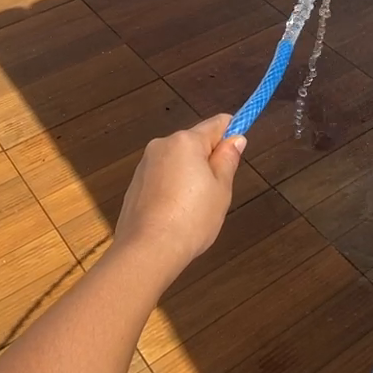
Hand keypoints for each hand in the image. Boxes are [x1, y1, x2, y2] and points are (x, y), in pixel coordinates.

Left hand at [113, 113, 245, 277]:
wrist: (148, 249)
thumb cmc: (192, 218)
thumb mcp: (221, 189)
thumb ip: (227, 159)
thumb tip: (235, 138)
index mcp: (185, 141)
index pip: (216, 123)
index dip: (231, 133)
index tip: (238, 152)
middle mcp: (162, 145)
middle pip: (194, 143)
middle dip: (208, 160)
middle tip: (217, 191)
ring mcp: (145, 164)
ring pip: (177, 162)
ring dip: (190, 176)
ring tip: (195, 209)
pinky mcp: (135, 184)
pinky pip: (162, 178)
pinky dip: (172, 189)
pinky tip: (176, 214)